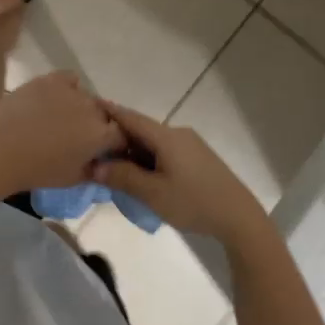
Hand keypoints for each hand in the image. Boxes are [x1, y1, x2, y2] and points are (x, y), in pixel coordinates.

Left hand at [0, 72, 123, 193]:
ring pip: (86, 98)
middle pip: (104, 115)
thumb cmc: (37, 171)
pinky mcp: (51, 80)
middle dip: (96, 126)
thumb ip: (95, 169)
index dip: (114, 144)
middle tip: (76, 138)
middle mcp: (93, 109)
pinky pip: (70, 80)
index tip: (102, 151)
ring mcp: (72, 91)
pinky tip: (54, 99)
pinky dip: (67, 88)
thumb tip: (103, 162)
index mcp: (102, 135)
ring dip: (80, 109)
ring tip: (60, 119)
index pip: (122, 135)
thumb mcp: (73, 179)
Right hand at [92, 100, 270, 244]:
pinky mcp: (197, 158)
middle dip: (116, 138)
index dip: (108, 112)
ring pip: (152, 143)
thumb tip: (95, 166)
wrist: (239, 217)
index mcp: (166, 136)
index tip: (86, 107)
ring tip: (110, 167)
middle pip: (140, 130)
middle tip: (91, 150)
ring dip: (132, 152)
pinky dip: (147, 159)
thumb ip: (122, 177)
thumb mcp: (153, 194)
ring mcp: (190, 145)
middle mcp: (178, 134)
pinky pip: (164, 152)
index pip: (130, 117)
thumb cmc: (193, 203)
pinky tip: (139, 176)